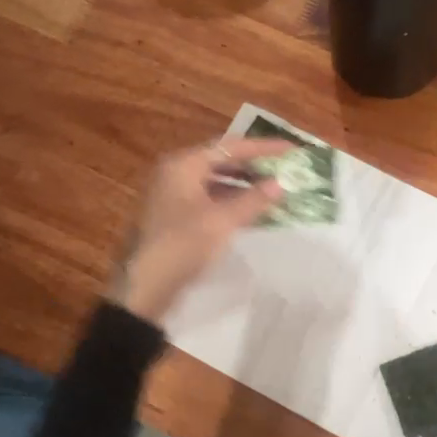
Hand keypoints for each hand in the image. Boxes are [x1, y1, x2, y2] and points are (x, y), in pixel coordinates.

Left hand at [110, 139, 290, 322]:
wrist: (144, 288)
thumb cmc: (183, 245)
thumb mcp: (222, 221)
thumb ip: (254, 199)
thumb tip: (281, 183)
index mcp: (183, 165)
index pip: (230, 148)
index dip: (263, 148)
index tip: (292, 150)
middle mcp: (176, 174)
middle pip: (222, 162)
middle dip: (255, 167)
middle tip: (286, 170)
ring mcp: (173, 196)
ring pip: (216, 182)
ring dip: (245, 186)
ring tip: (274, 191)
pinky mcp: (176, 218)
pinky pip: (210, 200)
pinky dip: (232, 203)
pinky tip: (251, 212)